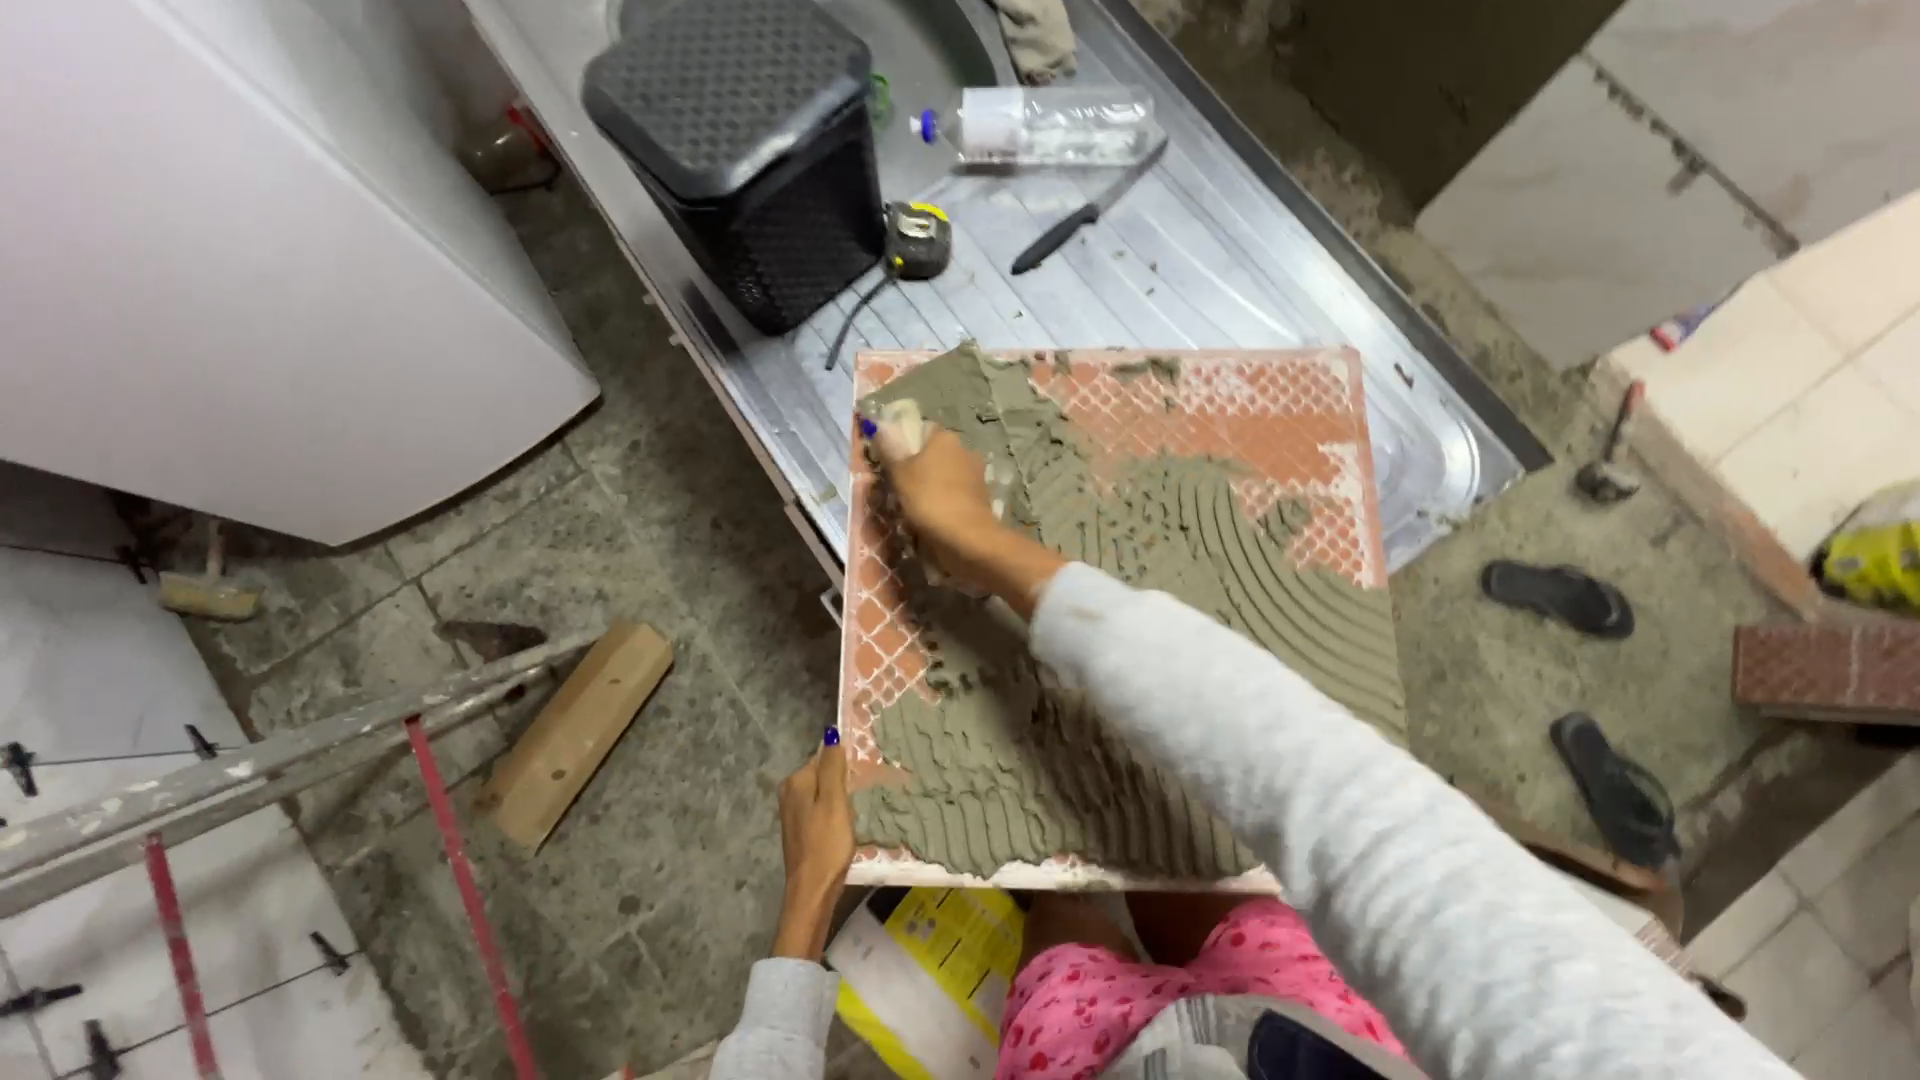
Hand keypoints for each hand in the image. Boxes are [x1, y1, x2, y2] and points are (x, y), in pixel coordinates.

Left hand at [771, 735, 853, 960]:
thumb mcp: (835, 801)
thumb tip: (831, 732)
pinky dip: (834, 813)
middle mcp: (789, 791)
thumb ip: (833, 766)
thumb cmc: (827, 843)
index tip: (862, 780)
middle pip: (823, 774)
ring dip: (841, 798)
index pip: (825, 756)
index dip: (846, 766)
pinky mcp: (799, 828)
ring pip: (823, 792)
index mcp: (796, 781)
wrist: (812, 890)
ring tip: (856, 812)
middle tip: (861, 798)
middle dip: (843, 782)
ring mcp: (792, 811)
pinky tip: (845, 826)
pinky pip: (820, 808)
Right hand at [869, 418, 1066, 618]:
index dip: (906, 445)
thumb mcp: (899, 473)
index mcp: (945, 438)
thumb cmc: (928, 499)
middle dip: (920, 468)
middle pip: (935, 454)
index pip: (922, 430)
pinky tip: (934, 518)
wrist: (966, 538)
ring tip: (915, 507)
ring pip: (946, 476)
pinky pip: (956, 495)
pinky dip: (946, 503)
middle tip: (900, 488)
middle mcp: (965, 450)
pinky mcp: (981, 498)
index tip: (893, 465)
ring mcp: (976, 475)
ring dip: (933, 487)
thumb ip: (890, 449)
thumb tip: (881, 427)